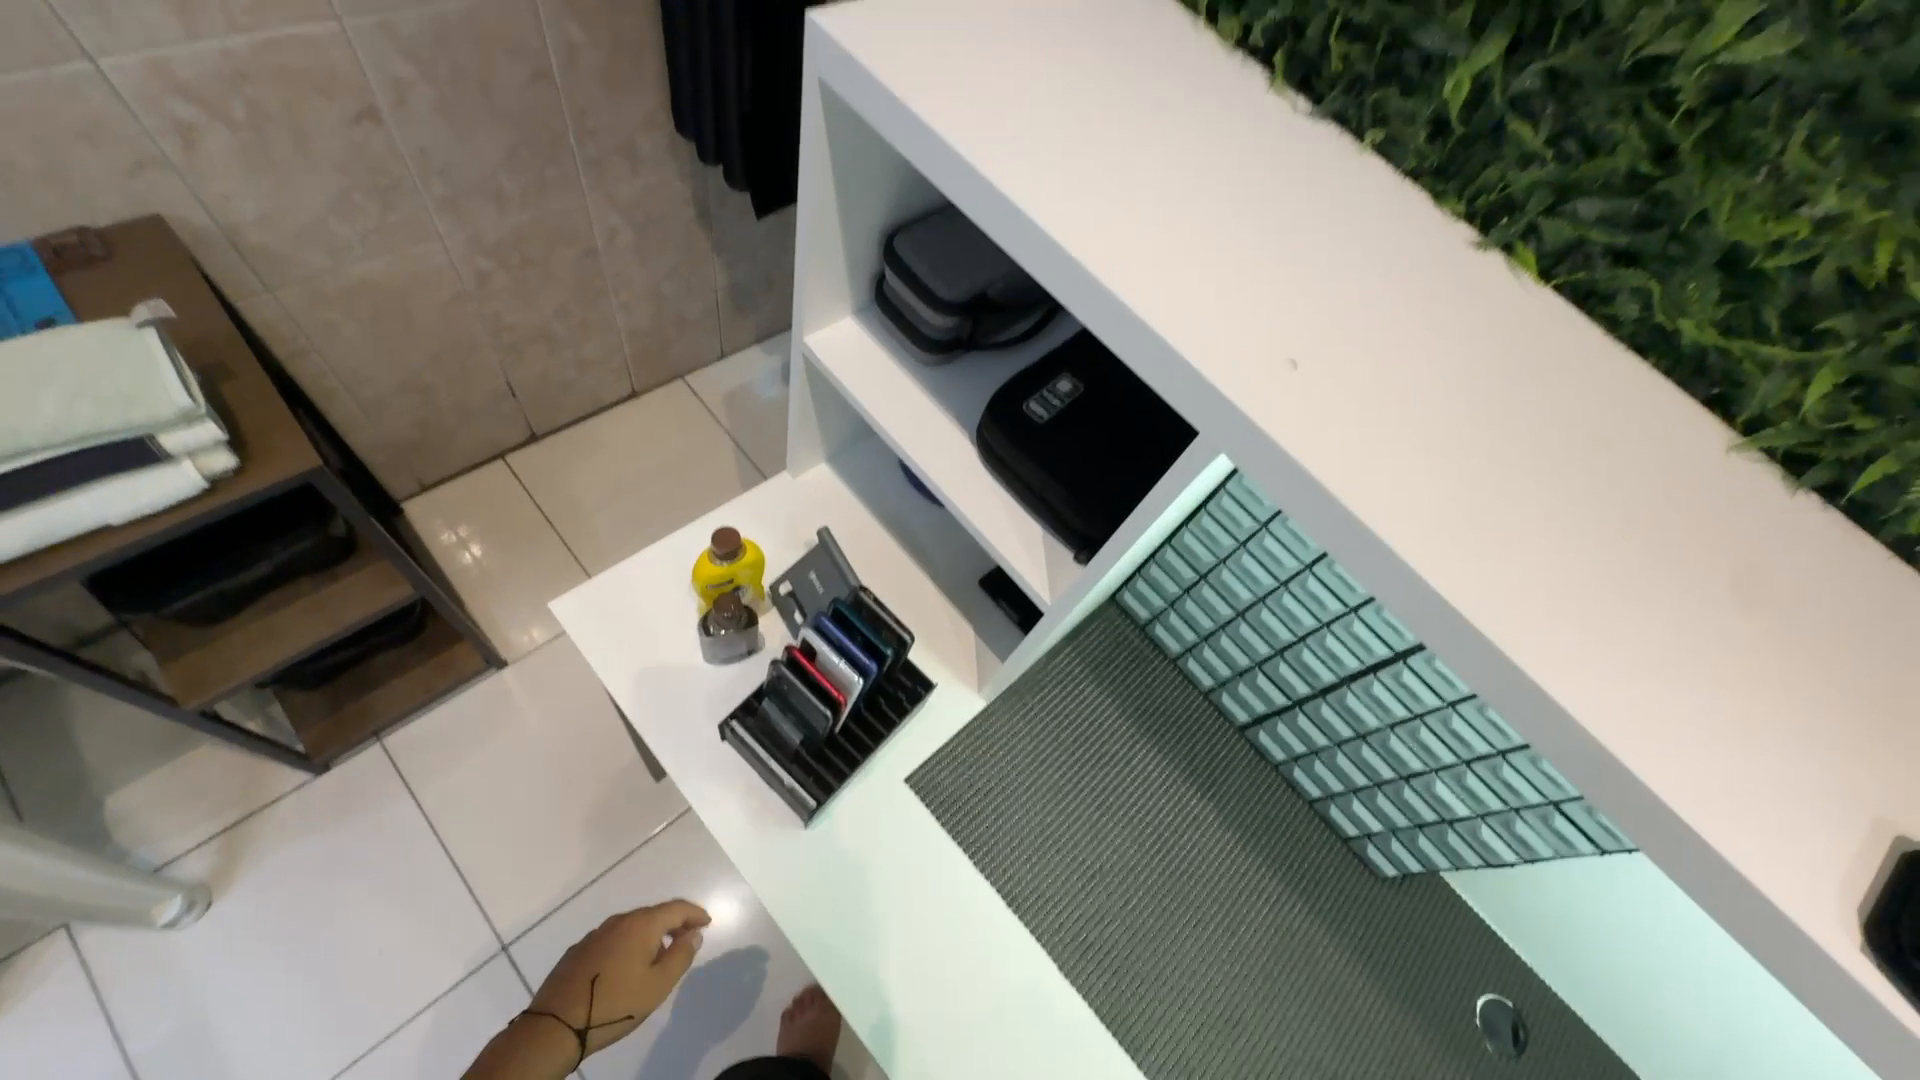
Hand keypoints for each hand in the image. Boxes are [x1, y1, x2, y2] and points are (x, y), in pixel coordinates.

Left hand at [528, 900, 711, 1059]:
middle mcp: (619, 921)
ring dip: (650, 936)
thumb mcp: (658, 985)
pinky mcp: (579, 951)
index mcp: (642, 924)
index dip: (695, 913)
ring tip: (657, 958)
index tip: (707, 923)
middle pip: (654, 915)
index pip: (676, 908)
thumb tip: (694, 933)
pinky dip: (628, 945)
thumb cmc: (616, 1004)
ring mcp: (595, 935)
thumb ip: (681, 955)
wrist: (555, 1026)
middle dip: (673, 925)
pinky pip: (613, 939)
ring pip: (631, 927)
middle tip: (685, 942)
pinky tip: (626, 967)